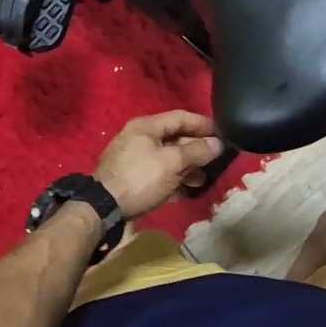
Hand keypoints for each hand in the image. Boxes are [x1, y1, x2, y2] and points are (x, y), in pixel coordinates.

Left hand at [95, 111, 225, 218]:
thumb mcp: (172, 162)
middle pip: (175, 138)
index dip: (203, 124)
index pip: (181, 117)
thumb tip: (218, 144)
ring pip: (168, 157)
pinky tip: (186, 190)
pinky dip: (174, 179)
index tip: (222, 133)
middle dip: (196, 148)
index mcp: (147, 126)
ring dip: (187, 166)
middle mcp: (139, 138)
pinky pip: (159, 173)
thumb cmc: (140, 178)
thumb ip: (197, 151)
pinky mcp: (132, 178)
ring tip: (203, 178)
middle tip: (215, 158)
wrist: (103, 209)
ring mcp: (134, 159)